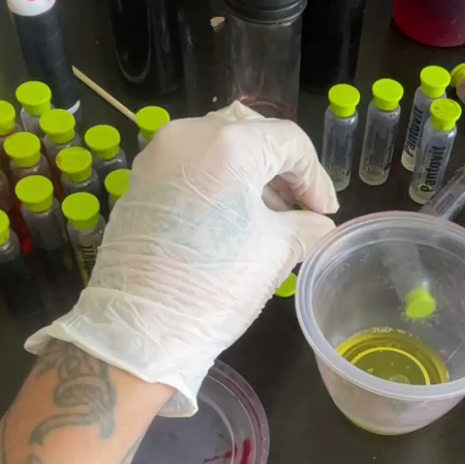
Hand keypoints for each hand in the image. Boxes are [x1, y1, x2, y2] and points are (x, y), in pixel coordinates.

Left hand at [26, 103, 337, 413]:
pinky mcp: (139, 183)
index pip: (289, 142)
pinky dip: (218, 183)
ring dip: (250, 175)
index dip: (316, 177)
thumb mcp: (277, 253)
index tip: (325, 212)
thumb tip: (318, 223)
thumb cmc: (216, 286)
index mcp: (228, 145)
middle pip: (251, 134)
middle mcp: (187, 136)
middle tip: (299, 208)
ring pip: (217, 147)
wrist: (141, 329)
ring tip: (268, 218)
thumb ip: (307, 226)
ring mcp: (156, 157)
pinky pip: (190, 167)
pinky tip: (231, 220)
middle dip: (281, 170)